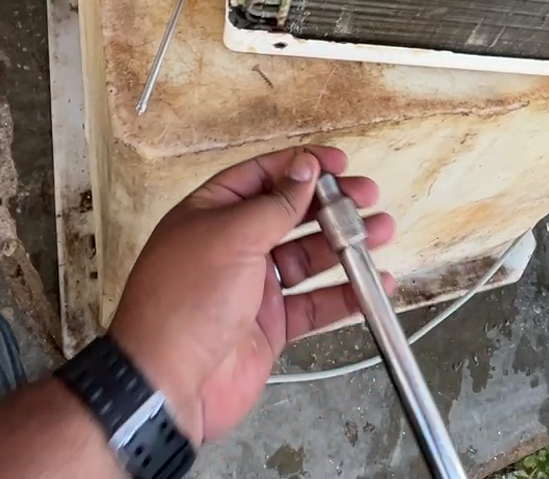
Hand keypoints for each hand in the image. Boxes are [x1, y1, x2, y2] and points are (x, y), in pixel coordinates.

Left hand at [107, 146, 396, 443]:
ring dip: (345, 244)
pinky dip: (345, 294)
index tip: (340, 162)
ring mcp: (254, 286)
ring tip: (382, 232)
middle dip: (332, 204)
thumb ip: (276, 203)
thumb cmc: (190, 298)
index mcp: (214, 212)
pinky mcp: (271, 325)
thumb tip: (306, 166)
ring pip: (308, 257)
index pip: (263, 175)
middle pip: (291, 213)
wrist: (167, 386)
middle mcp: (234, 244)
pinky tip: (375, 285)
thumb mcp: (233, 236)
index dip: (302, 165)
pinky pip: (314, 303)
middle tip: (369, 196)